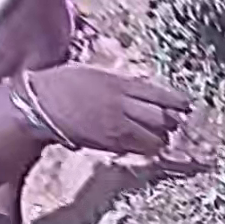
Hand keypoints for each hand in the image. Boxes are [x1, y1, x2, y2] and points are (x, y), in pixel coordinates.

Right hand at [22, 66, 192, 155]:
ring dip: (162, 138)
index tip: (186, 105)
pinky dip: (150, 147)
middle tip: (171, 123)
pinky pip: (145, 148)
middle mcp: (120, 104)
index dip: (176, 102)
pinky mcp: (116, 142)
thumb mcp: (92, 75)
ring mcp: (119, 124)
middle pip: (163, 118)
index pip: (156, 94)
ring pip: (158, 136)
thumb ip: (122, 85)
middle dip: (171, 122)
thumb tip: (150, 95)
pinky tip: (146, 143)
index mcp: (114, 83)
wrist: (38, 104)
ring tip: (155, 134)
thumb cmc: (63, 86)